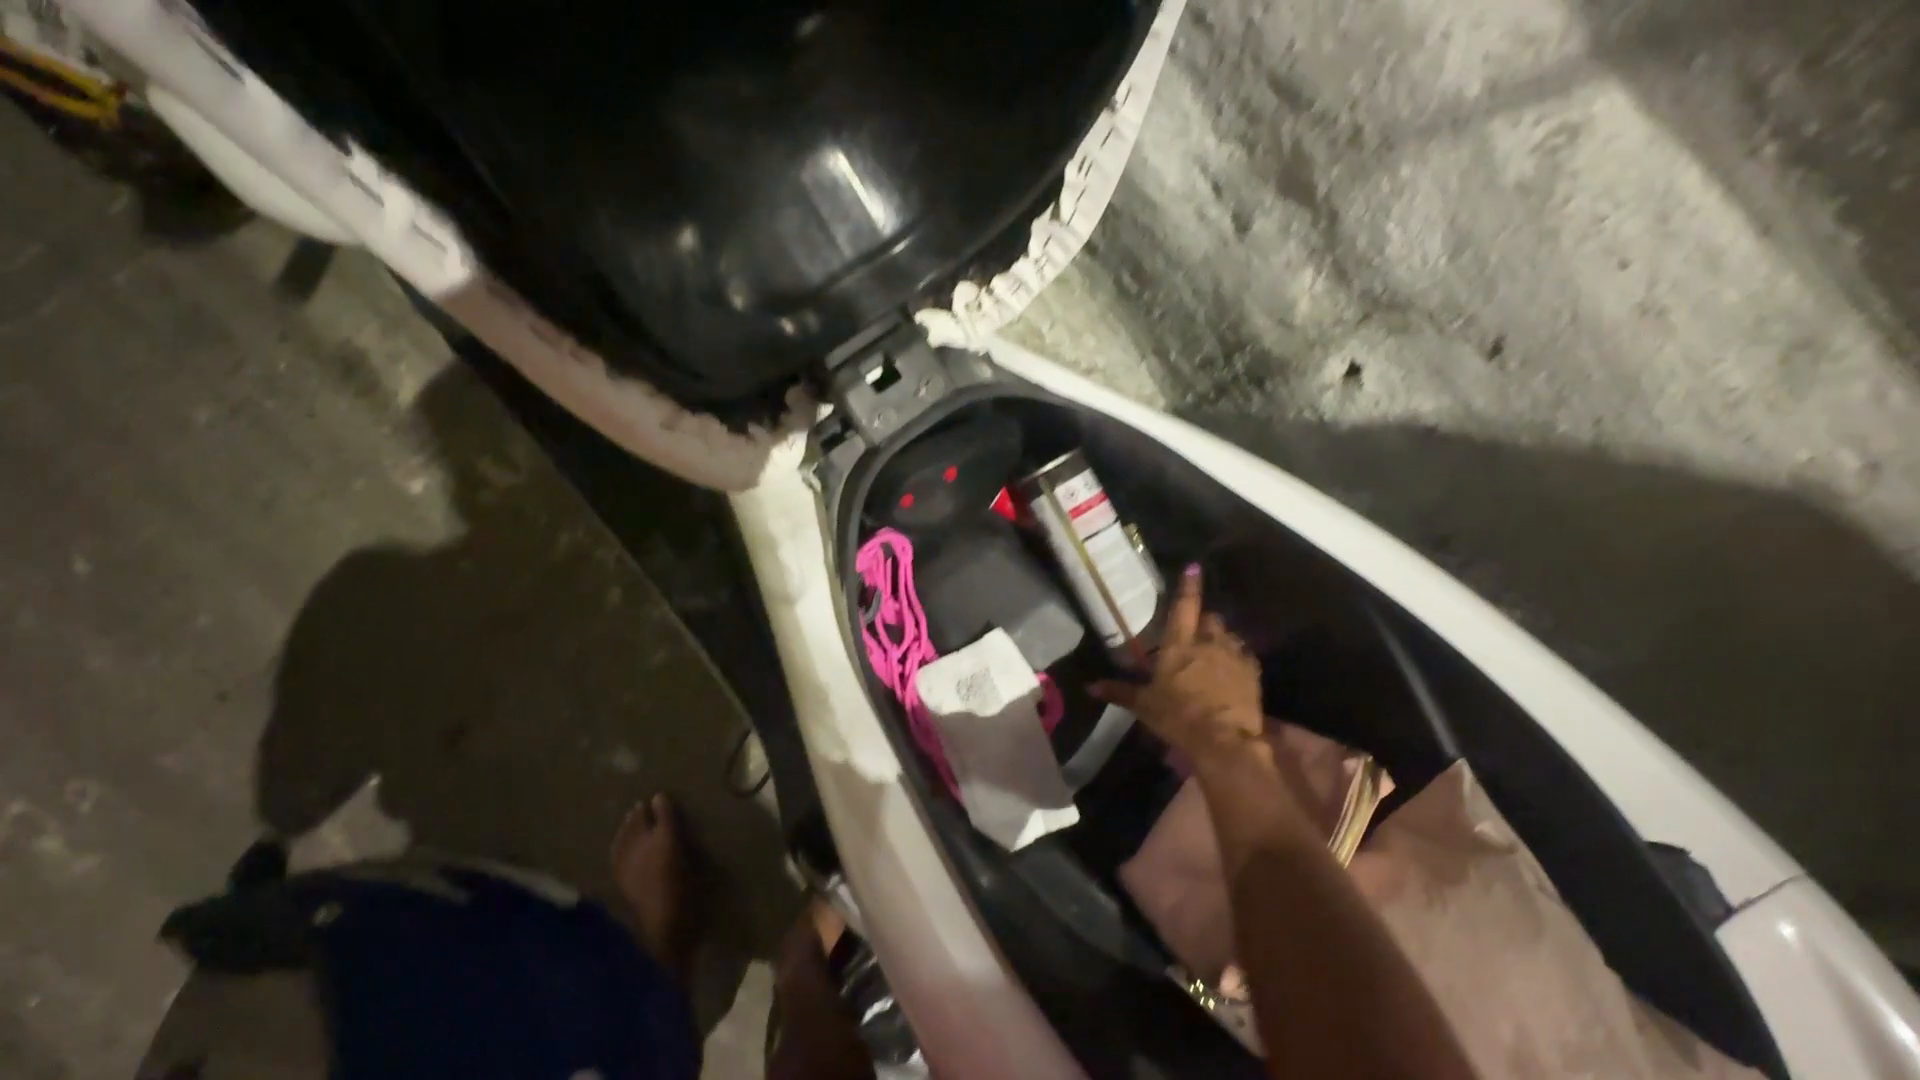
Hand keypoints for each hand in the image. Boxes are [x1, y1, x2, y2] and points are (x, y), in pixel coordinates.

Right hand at [1091, 565, 1264, 764]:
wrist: (1224, 740)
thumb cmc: (1178, 717)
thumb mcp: (1144, 706)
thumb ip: (1119, 692)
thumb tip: (1089, 686)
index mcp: (1179, 645)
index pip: (1184, 606)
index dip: (1189, 586)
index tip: (1194, 567)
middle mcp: (1208, 642)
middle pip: (1210, 619)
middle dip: (1204, 622)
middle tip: (1196, 634)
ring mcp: (1233, 656)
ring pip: (1229, 636)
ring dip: (1221, 640)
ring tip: (1214, 654)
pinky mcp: (1252, 673)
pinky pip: (1245, 657)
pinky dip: (1238, 659)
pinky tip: (1232, 672)